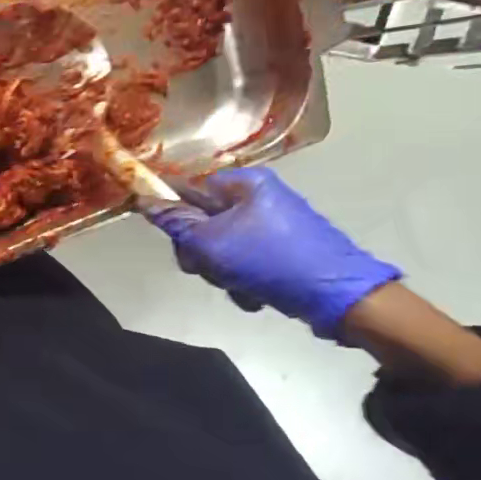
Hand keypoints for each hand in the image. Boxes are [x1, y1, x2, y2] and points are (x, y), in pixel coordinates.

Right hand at [148, 166, 400, 338]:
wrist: (336, 295)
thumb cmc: (269, 260)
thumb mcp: (211, 242)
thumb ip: (176, 223)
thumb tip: (144, 201)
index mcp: (244, 184)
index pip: (188, 189)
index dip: (174, 215)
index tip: (178, 242)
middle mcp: (258, 197)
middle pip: (203, 223)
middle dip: (202, 253)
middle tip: (211, 269)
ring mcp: (272, 224)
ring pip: (221, 248)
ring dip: (221, 272)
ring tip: (240, 286)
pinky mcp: (282, 249)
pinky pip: (244, 262)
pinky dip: (242, 280)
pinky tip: (254, 293)